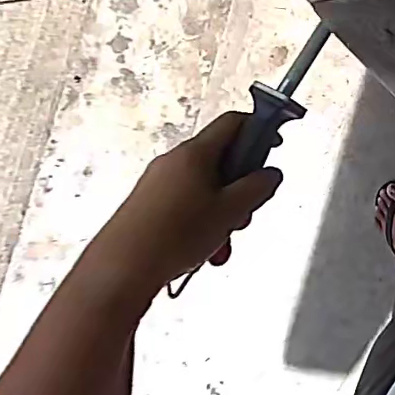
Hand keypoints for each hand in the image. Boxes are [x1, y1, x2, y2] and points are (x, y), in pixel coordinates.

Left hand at [74, 112, 282, 303]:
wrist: (121, 271)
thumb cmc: (173, 236)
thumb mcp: (232, 210)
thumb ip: (258, 187)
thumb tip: (269, 175)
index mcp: (195, 154)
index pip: (234, 123)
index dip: (259, 129)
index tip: (274, 144)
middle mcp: (174, 162)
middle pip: (222, 159)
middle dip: (242, 185)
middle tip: (248, 207)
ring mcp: (159, 184)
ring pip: (207, 187)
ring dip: (224, 210)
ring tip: (224, 238)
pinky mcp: (149, 206)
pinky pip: (189, 205)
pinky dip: (204, 223)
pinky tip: (206, 250)